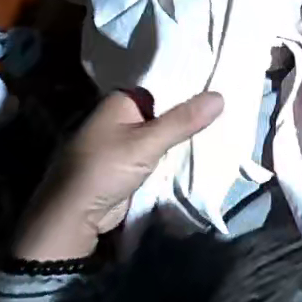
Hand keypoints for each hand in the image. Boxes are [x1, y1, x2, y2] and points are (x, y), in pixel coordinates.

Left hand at [11, 90, 223, 259]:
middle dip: (191, 112)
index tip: (221, 85)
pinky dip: (176, 151)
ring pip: (164, 132)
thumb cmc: (105, 169)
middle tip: (227, 107)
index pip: (162, 84)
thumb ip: (183, 120)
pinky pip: (159, 151)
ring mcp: (125, 141)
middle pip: (165, 109)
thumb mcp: (147, 143)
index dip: (190, 86)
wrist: (74, 217)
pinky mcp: (130, 163)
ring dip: (185, 134)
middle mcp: (121, 116)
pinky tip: (201, 147)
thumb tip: (220, 95)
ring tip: (223, 124)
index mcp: (120, 101)